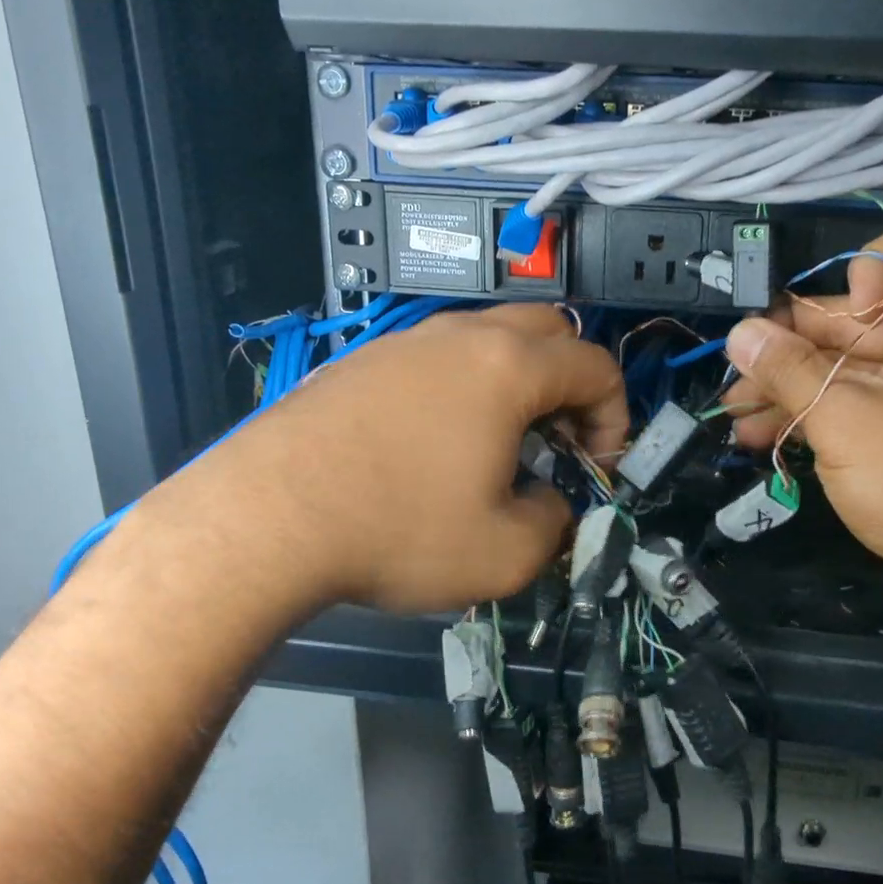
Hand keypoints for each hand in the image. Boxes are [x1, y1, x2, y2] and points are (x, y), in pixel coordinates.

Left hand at [129, 304, 626, 620]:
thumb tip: (549, 502)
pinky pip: (437, 357)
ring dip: (516, 382)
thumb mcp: (505, 553)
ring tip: (498, 445)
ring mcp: (405, 341)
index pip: (596, 366)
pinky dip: (463, 386)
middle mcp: (461, 336)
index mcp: (509, 367)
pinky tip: (435, 444)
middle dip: (571, 384)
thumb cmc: (399, 531)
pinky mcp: (363, 361)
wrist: (267, 518)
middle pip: (547, 330)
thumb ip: (556, 524)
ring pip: (487, 338)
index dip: (616, 417)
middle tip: (558, 441)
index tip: (597, 468)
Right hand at [722, 220, 882, 609]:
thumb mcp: (844, 420)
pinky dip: (814, 411)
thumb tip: (739, 333)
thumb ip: (788, 370)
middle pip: (857, 311)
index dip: (866, 264)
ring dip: (791, 383)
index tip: (832, 312)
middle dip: (792, 342)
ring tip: (735, 414)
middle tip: (737, 371)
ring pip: (846, 362)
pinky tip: (760, 437)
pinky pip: (854, 398)